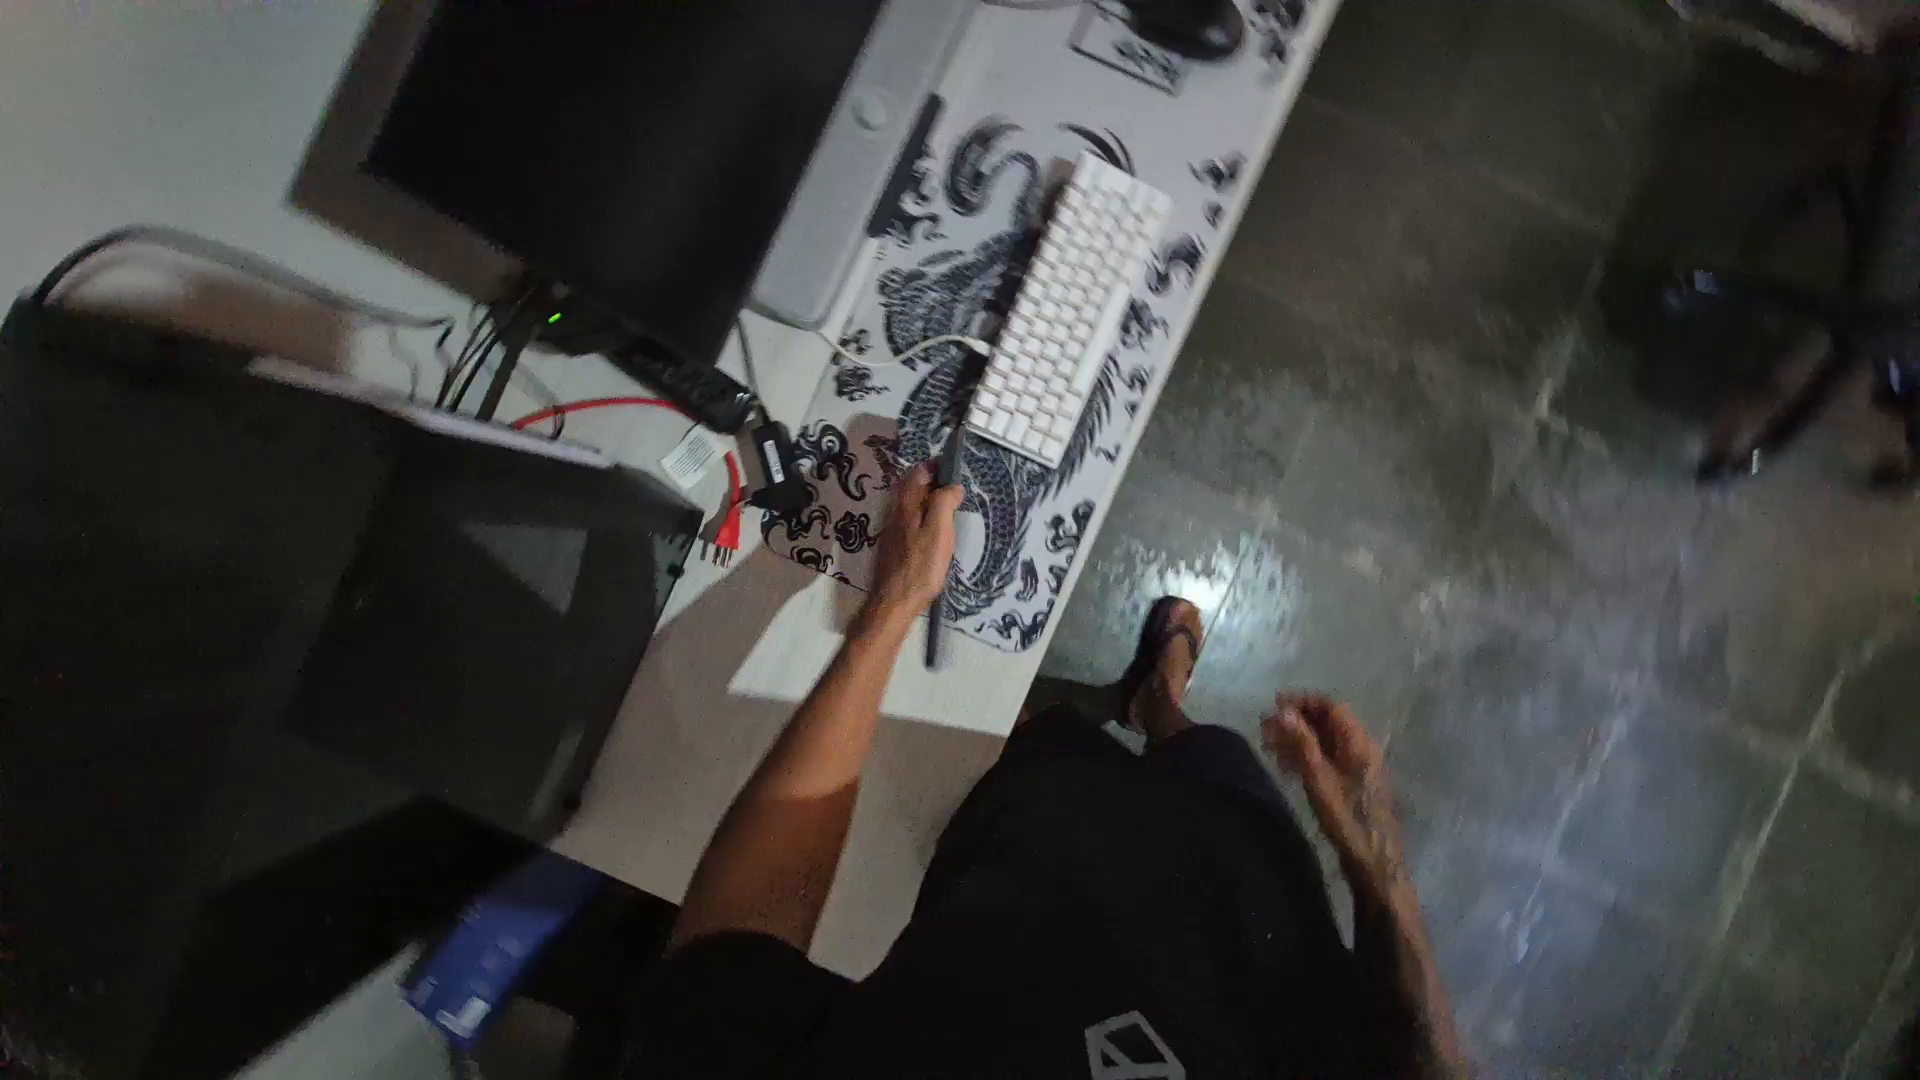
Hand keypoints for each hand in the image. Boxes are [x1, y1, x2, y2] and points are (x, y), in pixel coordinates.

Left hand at [860, 462, 962, 634]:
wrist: (895, 601)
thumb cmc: (920, 567)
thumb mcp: (939, 532)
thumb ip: (945, 503)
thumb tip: (953, 486)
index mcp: (906, 504)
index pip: (919, 472)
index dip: (937, 466)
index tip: (955, 468)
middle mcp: (895, 512)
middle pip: (913, 486)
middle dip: (933, 481)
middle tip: (955, 487)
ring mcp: (892, 529)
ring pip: (910, 504)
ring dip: (928, 499)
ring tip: (949, 506)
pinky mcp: (893, 545)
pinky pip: (909, 520)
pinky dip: (923, 516)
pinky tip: (934, 529)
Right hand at [1263, 693, 1408, 894]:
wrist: (1374, 861)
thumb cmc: (1346, 818)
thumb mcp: (1318, 778)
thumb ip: (1302, 741)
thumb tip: (1284, 711)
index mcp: (1359, 743)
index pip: (1332, 706)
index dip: (1303, 701)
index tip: (1275, 705)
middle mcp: (1363, 749)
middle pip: (1328, 722)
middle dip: (1296, 721)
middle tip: (1266, 730)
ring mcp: (1360, 766)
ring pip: (1326, 740)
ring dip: (1298, 739)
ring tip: (1270, 749)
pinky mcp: (1355, 782)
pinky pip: (1329, 757)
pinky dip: (1307, 755)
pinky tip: (1287, 768)